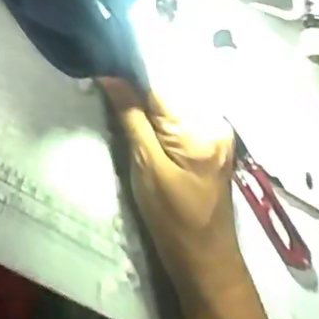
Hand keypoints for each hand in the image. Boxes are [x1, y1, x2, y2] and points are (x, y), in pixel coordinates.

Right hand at [101, 78, 237, 269]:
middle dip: (136, 75)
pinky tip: (138, 103)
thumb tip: (109, 74)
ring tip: (115, 82)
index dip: (129, 66)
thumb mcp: (146, 166)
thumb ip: (130, 116)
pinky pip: (180, 108)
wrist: (206, 264)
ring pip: (173, 94)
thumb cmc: (173, 220)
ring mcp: (216, 129)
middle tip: (105, 70)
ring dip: (145, 88)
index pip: (159, 81)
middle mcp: (214, 120)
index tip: (103, 54)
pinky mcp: (210, 139)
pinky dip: (157, 104)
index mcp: (199, 127)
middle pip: (169, 83)